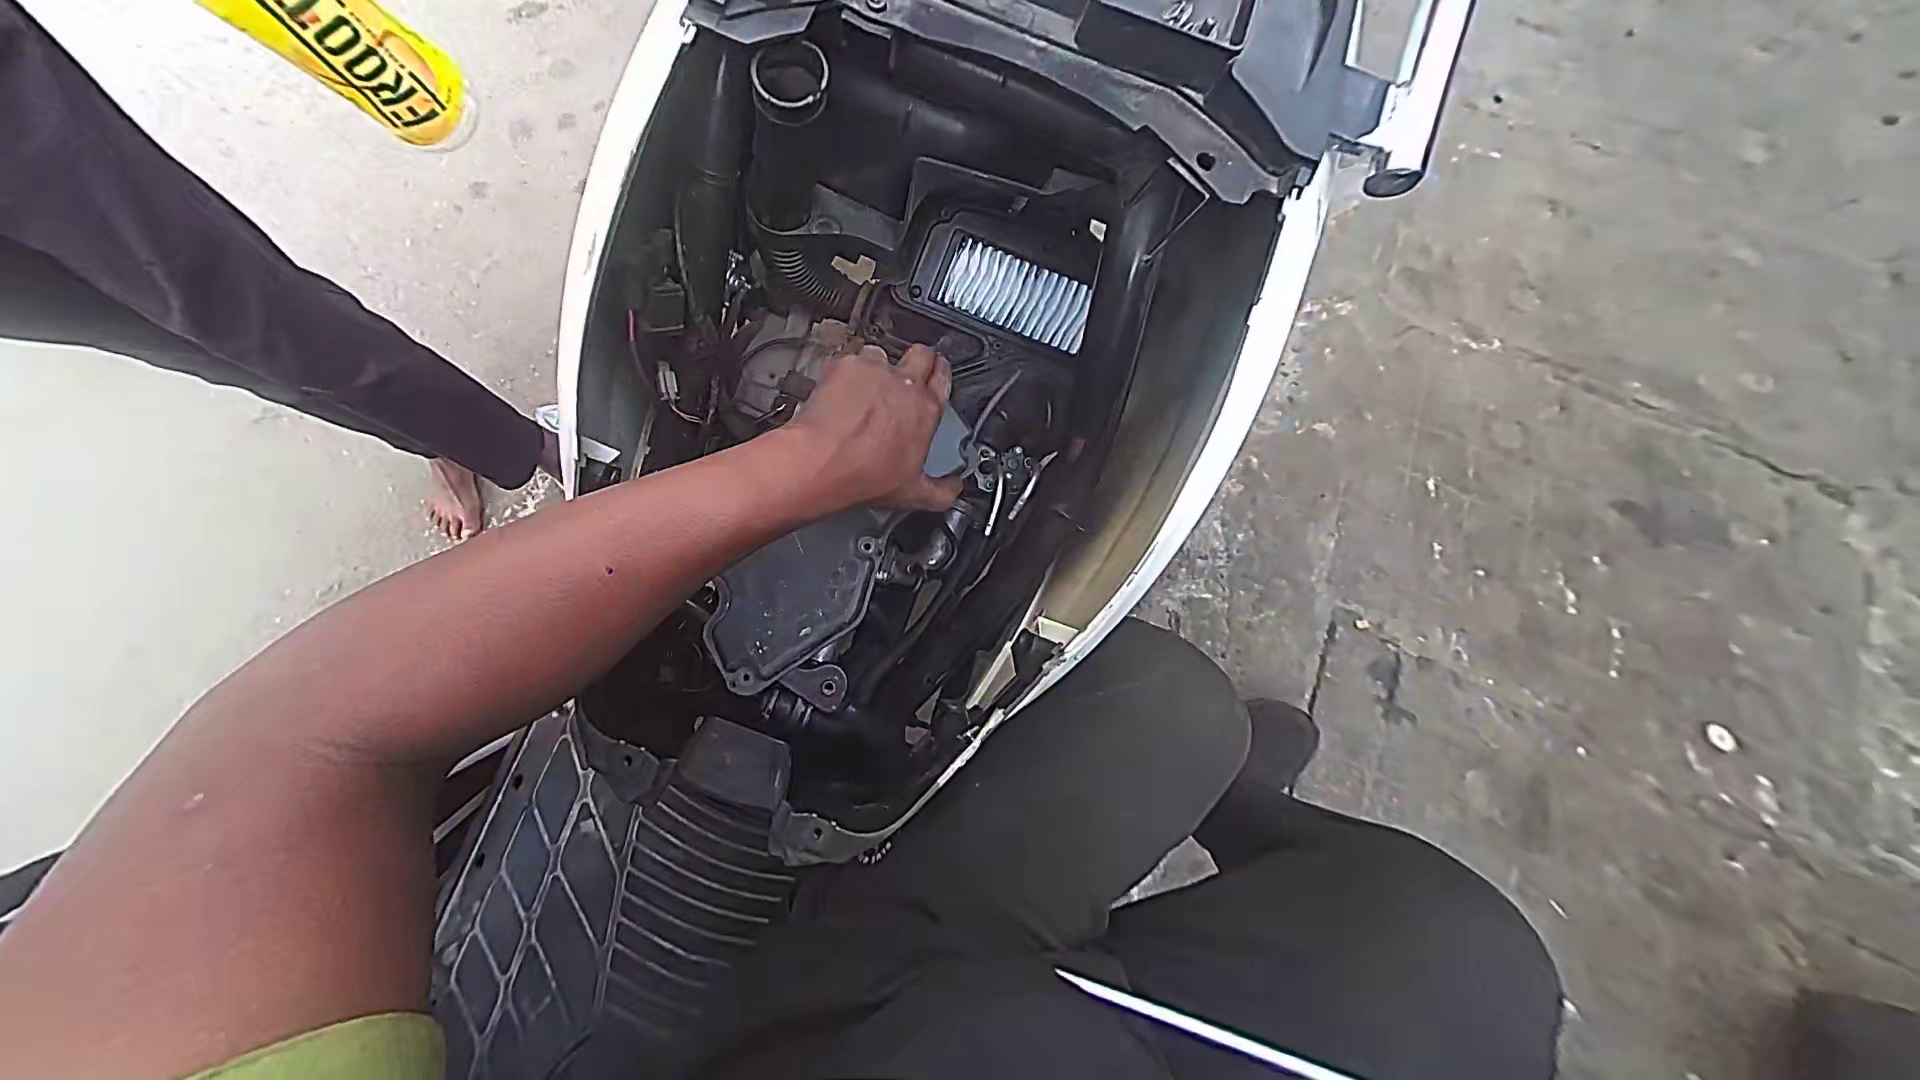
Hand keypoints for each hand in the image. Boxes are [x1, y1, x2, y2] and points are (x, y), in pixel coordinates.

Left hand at [781, 343, 963, 511]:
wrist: (822, 463)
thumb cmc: (863, 474)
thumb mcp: (915, 493)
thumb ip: (943, 490)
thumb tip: (953, 488)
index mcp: (926, 408)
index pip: (944, 375)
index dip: (941, 372)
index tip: (936, 375)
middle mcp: (904, 383)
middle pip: (922, 353)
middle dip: (919, 360)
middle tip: (908, 376)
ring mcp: (874, 371)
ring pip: (883, 356)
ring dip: (879, 370)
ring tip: (867, 393)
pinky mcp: (845, 366)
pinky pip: (851, 362)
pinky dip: (847, 375)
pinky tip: (841, 396)